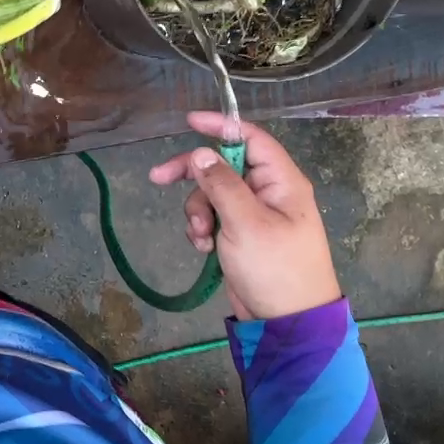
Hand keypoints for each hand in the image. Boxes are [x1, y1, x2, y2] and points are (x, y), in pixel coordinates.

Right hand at [147, 113, 341, 320]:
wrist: (286, 321)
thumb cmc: (274, 268)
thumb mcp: (245, 223)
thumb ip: (221, 184)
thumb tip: (200, 152)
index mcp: (281, 182)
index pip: (251, 139)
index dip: (221, 127)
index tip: (188, 121)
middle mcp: (268, 192)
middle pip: (222, 166)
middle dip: (192, 175)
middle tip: (157, 178)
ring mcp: (253, 215)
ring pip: (212, 194)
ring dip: (197, 211)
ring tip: (200, 237)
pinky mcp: (240, 235)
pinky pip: (212, 217)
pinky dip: (202, 228)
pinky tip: (203, 248)